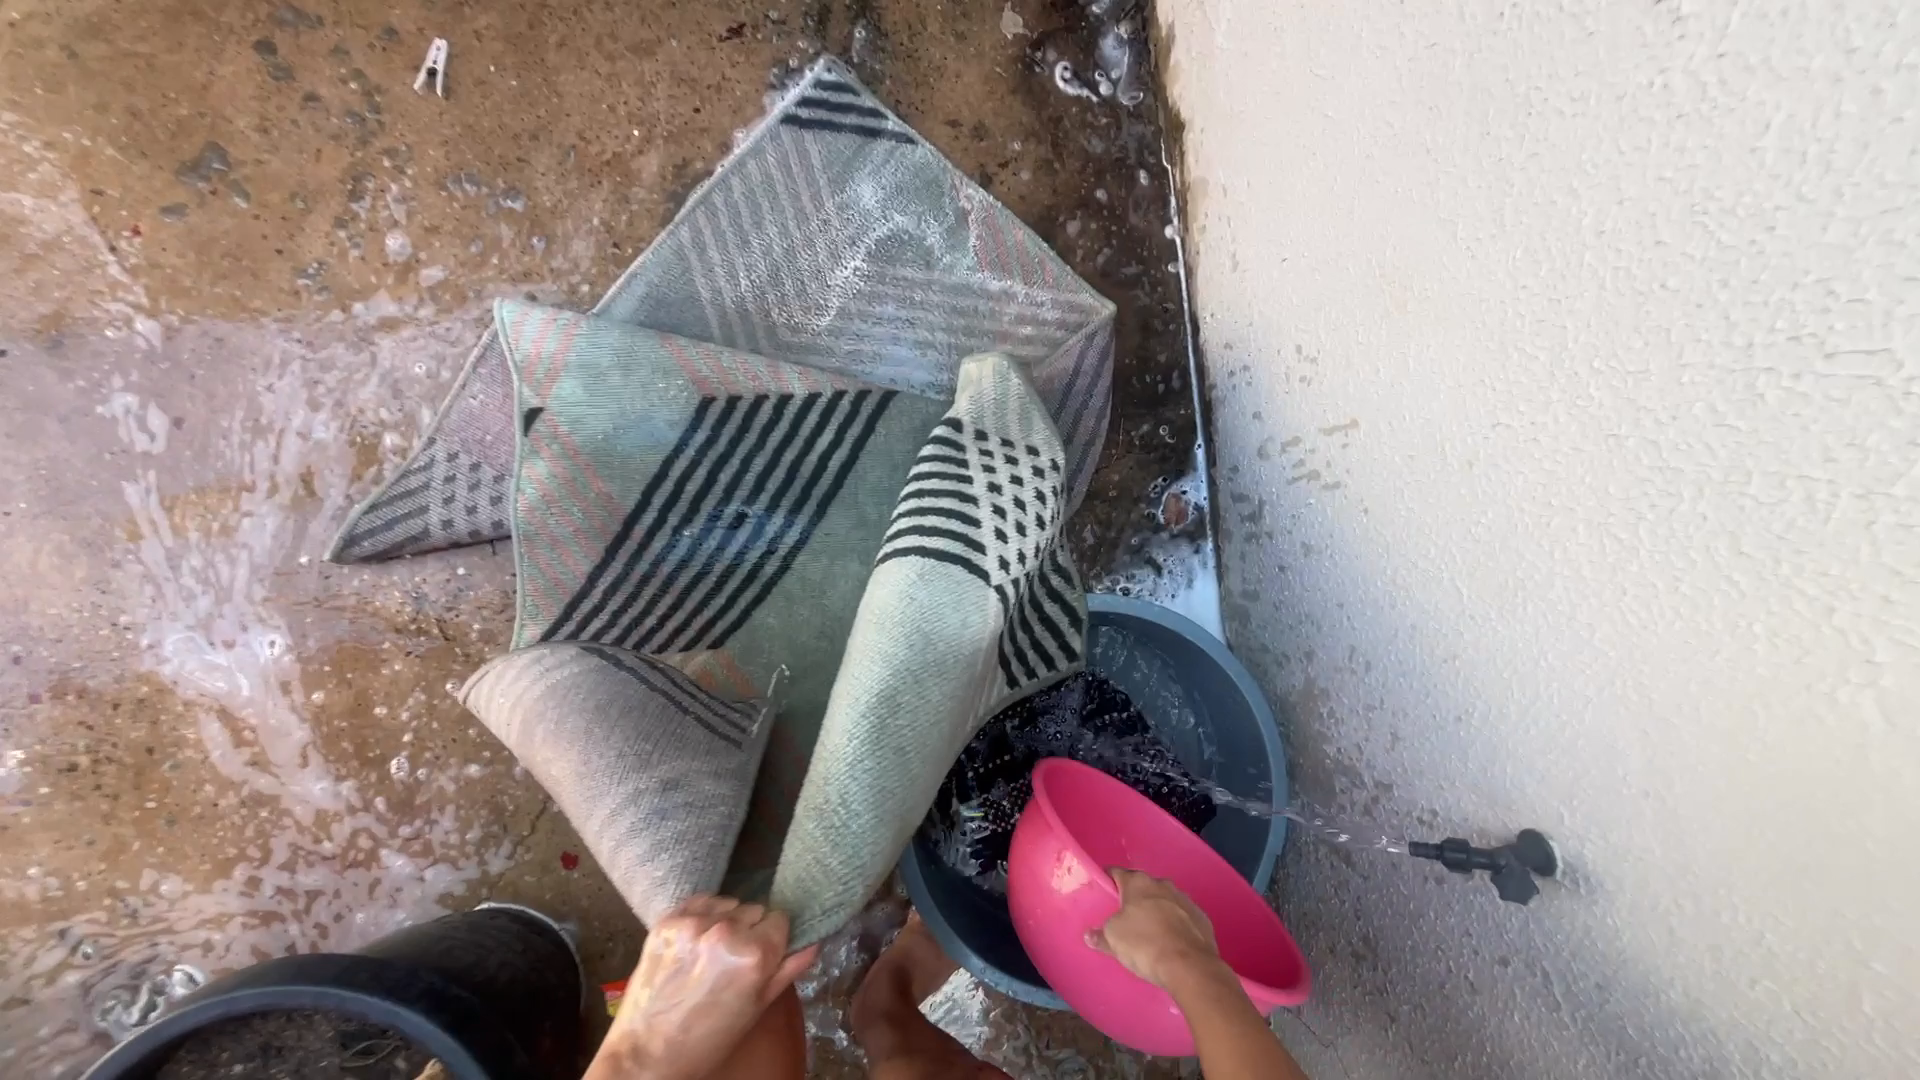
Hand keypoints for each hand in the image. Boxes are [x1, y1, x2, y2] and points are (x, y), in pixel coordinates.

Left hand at [591, 895, 819, 1079]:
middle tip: (732, 962)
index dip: (773, 939)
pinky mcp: (667, 920)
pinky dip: (703, 915)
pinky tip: (694, 942)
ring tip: (709, 954)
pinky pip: (701, 901)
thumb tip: (815, 940)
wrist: (644, 1058)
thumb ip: (789, 969)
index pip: (780, 919)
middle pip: (755, 909)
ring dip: (726, 922)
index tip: (761, 959)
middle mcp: (726, 931)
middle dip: (749, 931)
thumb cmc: (707, 1042)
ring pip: (729, 904)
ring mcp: (693, 924)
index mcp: (753, 955)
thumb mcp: (756, 1010)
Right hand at [1086, 869, 1226, 990]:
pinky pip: (1183, 916)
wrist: (1190, 966)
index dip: (1109, 881)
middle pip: (1143, 886)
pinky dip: (1176, 924)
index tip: (1104, 892)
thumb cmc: (1145, 945)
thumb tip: (1090, 935)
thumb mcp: (1114, 940)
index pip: (1117, 873)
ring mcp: (1185, 899)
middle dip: (1135, 898)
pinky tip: (1172, 942)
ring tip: (1151, 932)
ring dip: (1157, 911)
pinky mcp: (1202, 917)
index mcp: (1138, 883)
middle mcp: (1162, 884)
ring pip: (1165, 900)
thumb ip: (1100, 935)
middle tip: (1126, 918)